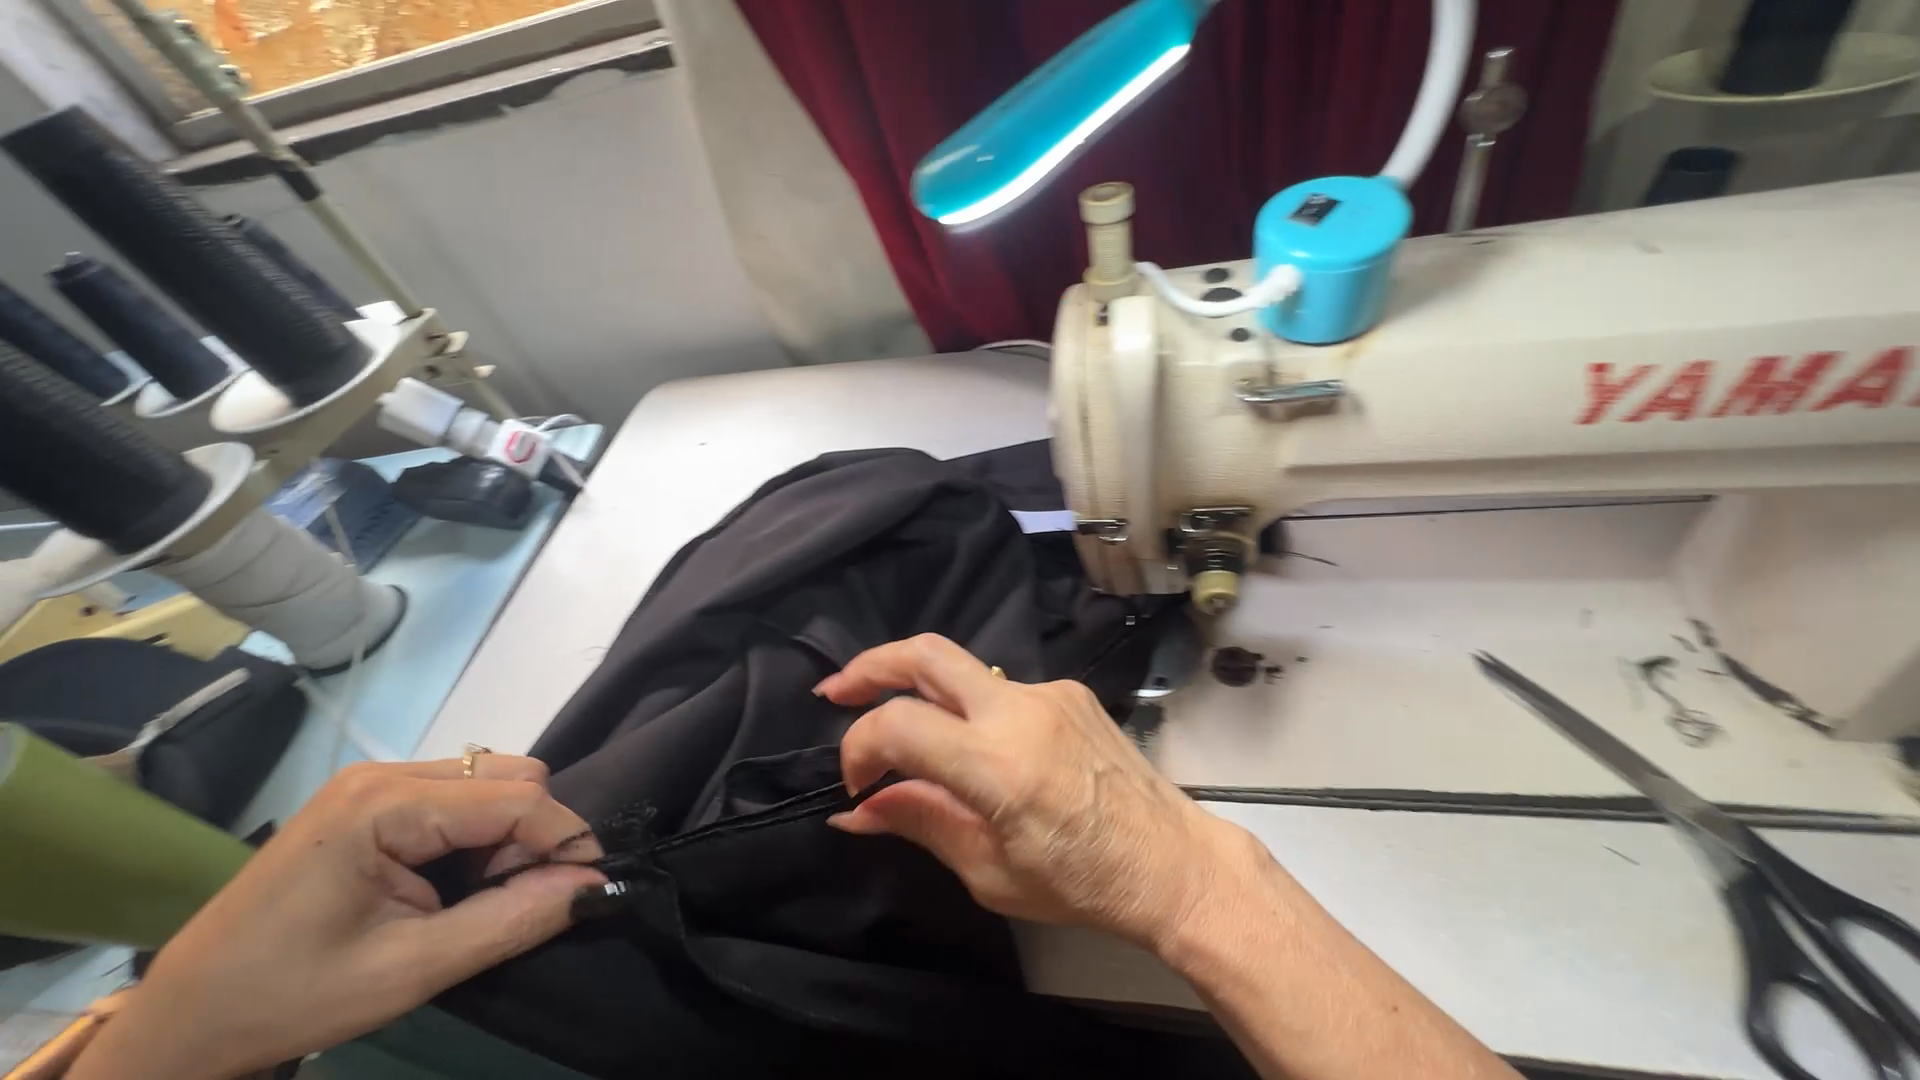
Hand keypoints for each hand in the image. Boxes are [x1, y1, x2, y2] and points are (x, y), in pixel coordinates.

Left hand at [70, 756, 605, 1079]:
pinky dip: (483, 833)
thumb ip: (512, 920)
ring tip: (479, 896)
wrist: (182, 1022)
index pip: (518, 798)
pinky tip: (455, 880)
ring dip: (511, 835)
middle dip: (535, 836)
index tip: (590, 890)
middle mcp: (386, 772)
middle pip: (512, 776)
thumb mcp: (410, 970)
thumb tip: (597, 886)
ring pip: (495, 781)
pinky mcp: (374, 797)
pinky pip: (465, 794)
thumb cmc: (290, 998)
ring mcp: (377, 780)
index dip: (567, 840)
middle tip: (511, 901)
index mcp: (385, 804)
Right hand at [818, 634, 1246, 952]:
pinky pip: (1001, 688)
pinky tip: (976, 749)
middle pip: (925, 653)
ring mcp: (1048, 692)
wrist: (1172, 861)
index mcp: (997, 764)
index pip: (898, 724)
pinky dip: (970, 709)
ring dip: (921, 690)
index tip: (856, 785)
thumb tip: (856, 810)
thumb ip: (919, 822)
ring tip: (904, 733)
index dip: (860, 747)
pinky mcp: (1069, 691)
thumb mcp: (988, 871)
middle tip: (835, 691)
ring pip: (962, 668)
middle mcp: (1020, 709)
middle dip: (869, 666)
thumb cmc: (1081, 883)